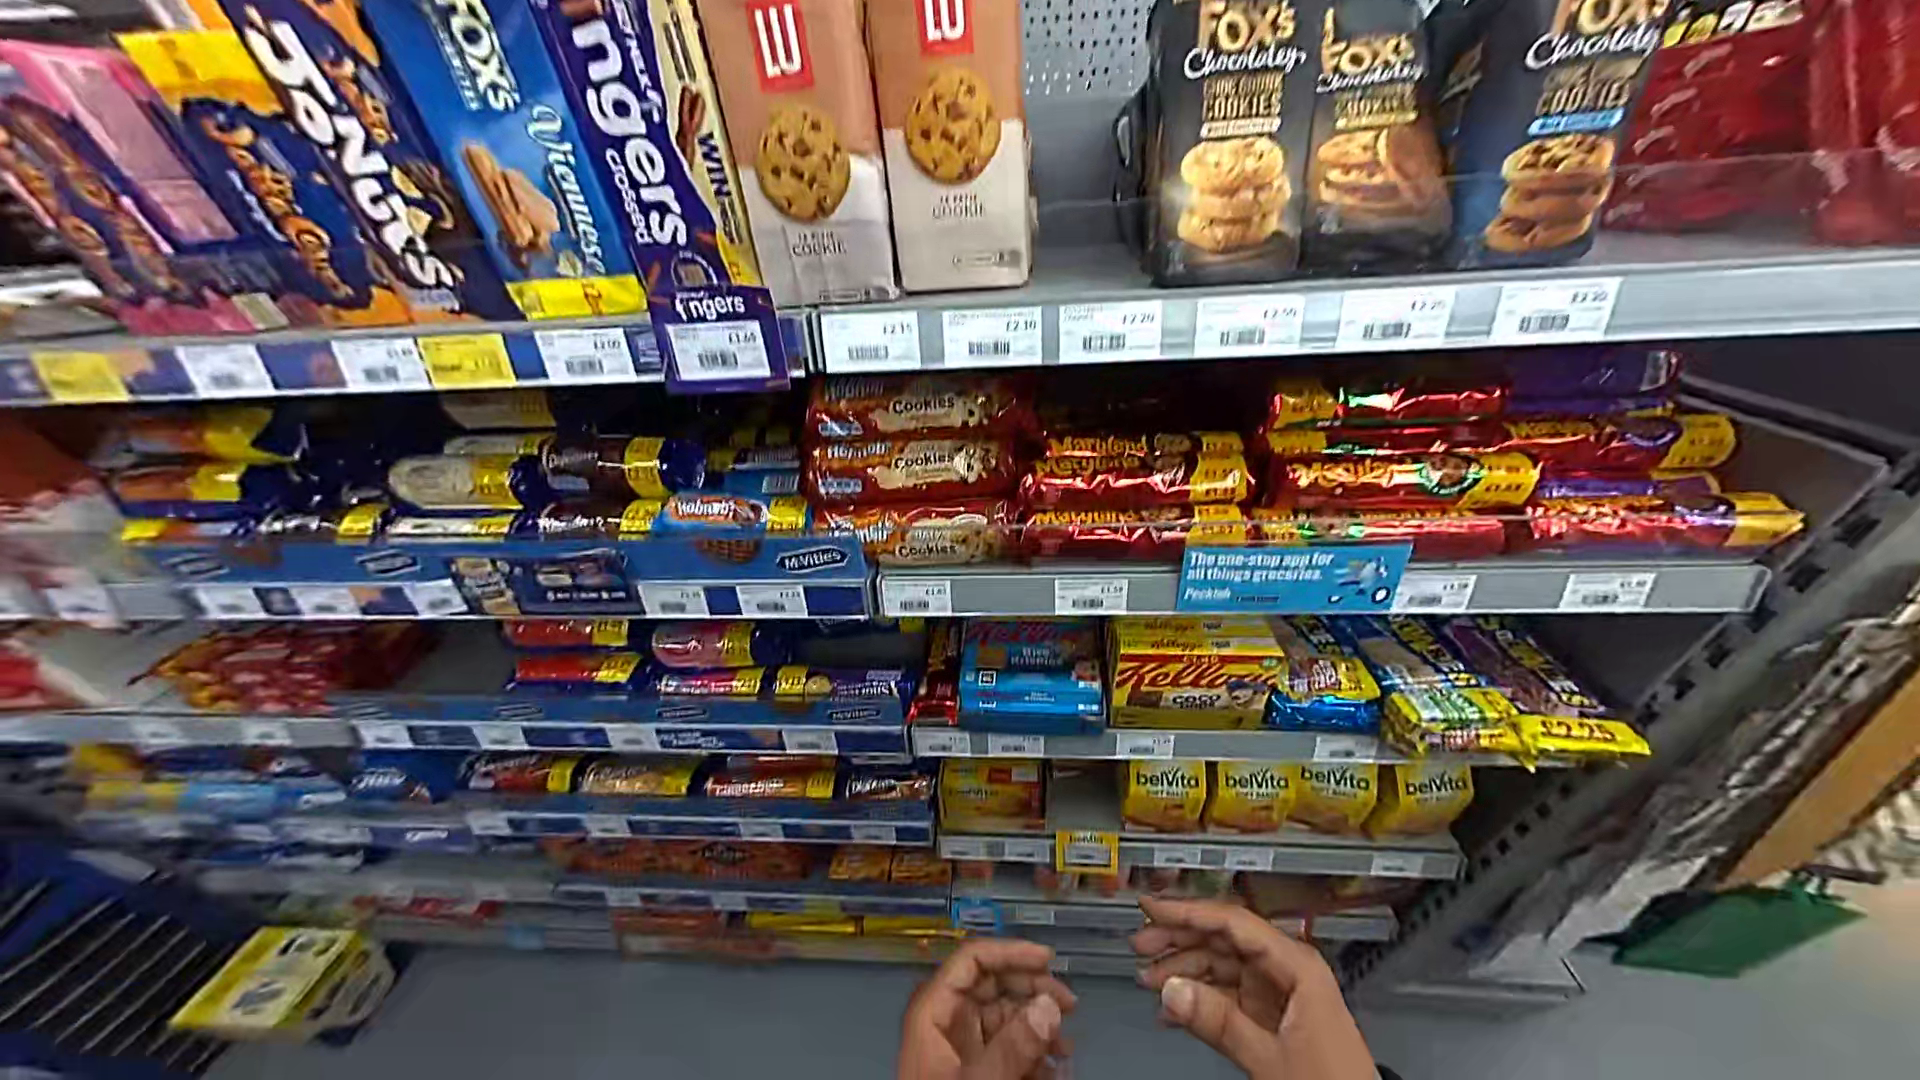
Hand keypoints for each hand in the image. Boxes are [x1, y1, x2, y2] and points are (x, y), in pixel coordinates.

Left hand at [898, 939, 1077, 1079]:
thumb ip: (1013, 1047)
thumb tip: (1049, 1005)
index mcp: (934, 1010)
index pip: (972, 960)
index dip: (1009, 951)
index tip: (1048, 959)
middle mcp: (947, 1019)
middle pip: (993, 984)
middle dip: (1032, 988)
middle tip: (1070, 1004)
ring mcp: (961, 1047)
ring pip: (1005, 1016)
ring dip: (1038, 1024)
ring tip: (1067, 1046)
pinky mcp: (974, 1071)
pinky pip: (1007, 1048)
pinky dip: (1033, 1053)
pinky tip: (1057, 1069)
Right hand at [1131, 897, 1374, 1079]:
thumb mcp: (1273, 1062)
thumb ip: (1219, 1022)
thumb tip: (1169, 988)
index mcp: (1295, 964)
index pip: (1231, 922)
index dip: (1187, 911)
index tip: (1150, 907)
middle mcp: (1284, 968)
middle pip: (1220, 940)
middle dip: (1177, 941)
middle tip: (1138, 946)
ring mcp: (1275, 992)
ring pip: (1218, 966)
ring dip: (1181, 973)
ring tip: (1147, 981)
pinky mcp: (1270, 1016)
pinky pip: (1224, 996)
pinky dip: (1196, 1001)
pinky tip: (1169, 1012)